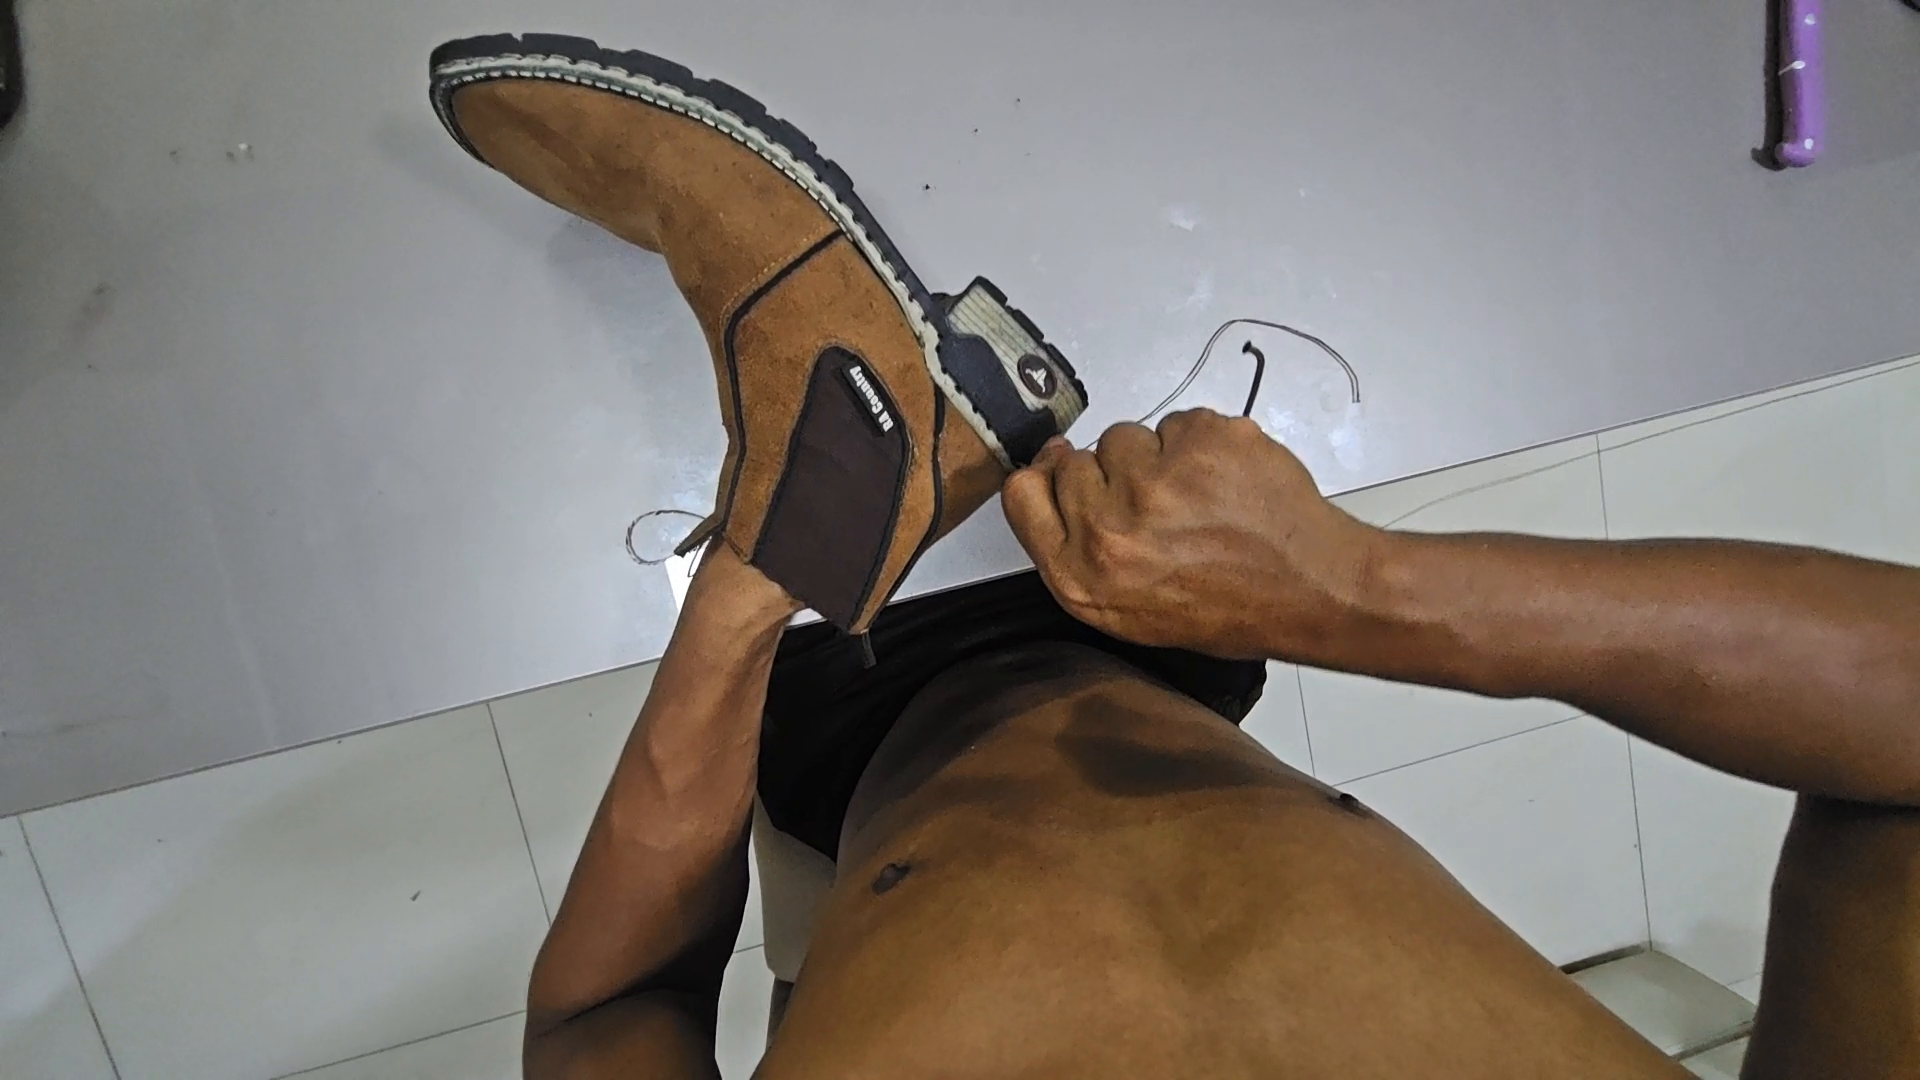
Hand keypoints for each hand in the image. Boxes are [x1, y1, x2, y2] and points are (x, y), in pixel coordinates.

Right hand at [1000, 409, 1382, 659]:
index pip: (1022, 493)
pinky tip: (1222, 482)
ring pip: (1125, 436)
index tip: (1071, 475)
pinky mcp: (1203, 441)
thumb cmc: (1217, 606)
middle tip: (1155, 505)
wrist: (1307, 590)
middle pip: (1072, 460)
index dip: (1047, 479)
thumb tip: (1051, 467)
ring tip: (1193, 496)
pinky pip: (1177, 423)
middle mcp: (1107, 527)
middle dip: (1109, 474)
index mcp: (1080, 575)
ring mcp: (1156, 480)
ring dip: (1153, 457)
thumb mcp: (1120, 608)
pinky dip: (1198, 445)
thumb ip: (1070, 546)